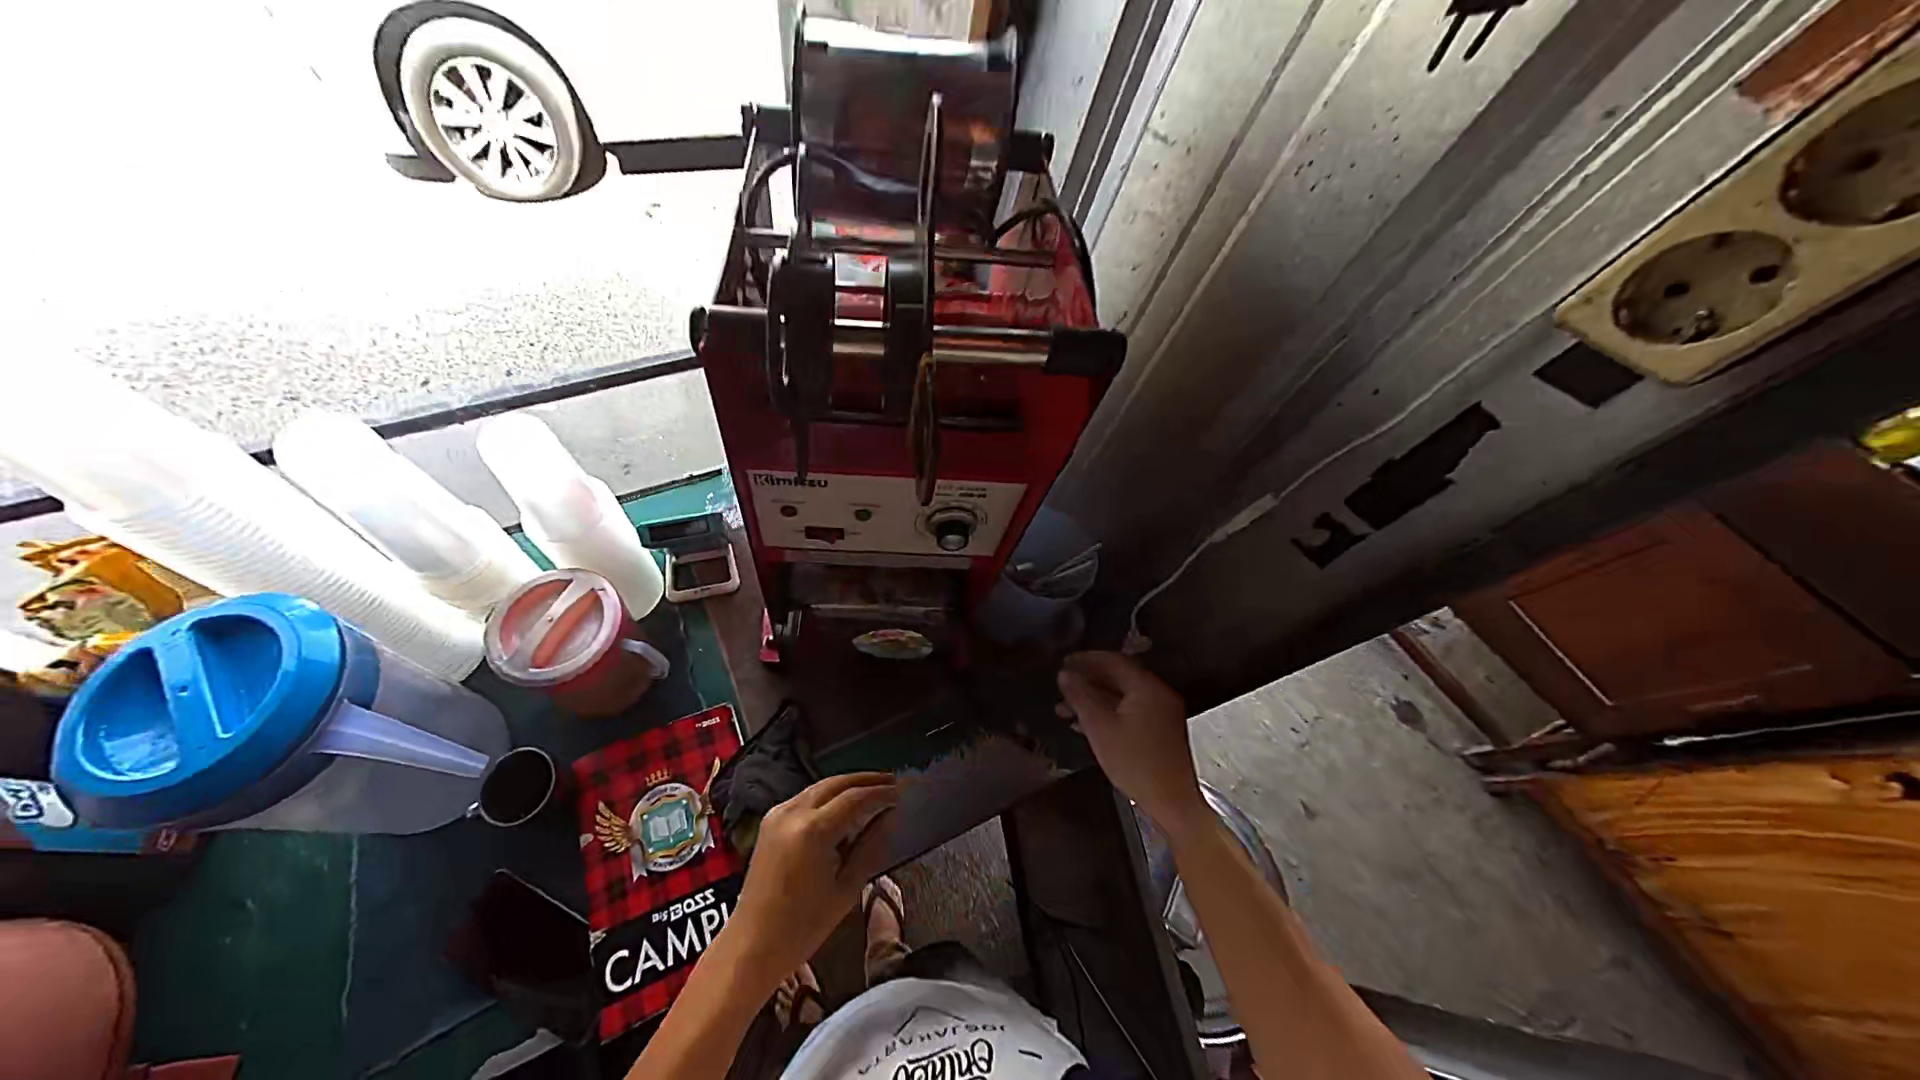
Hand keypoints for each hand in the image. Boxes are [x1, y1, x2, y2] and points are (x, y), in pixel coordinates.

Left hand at [726, 772, 897, 983]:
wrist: (752, 944)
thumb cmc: (803, 926)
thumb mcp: (847, 887)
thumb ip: (870, 846)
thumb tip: (888, 817)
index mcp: (813, 830)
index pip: (856, 798)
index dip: (882, 792)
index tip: (902, 792)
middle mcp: (793, 813)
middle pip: (837, 783)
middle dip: (866, 780)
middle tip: (892, 782)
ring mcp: (778, 814)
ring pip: (820, 786)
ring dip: (847, 785)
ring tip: (873, 789)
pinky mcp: (770, 821)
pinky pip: (805, 797)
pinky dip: (828, 795)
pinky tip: (843, 805)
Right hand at [1057, 652, 1205, 832]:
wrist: (1171, 802)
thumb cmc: (1135, 763)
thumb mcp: (1100, 727)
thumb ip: (1080, 696)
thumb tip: (1065, 675)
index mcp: (1147, 687)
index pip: (1114, 661)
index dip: (1086, 659)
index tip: (1064, 662)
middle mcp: (1158, 694)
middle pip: (1119, 677)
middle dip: (1088, 679)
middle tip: (1063, 683)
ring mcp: (1162, 713)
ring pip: (1122, 696)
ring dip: (1095, 698)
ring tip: (1066, 707)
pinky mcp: (1160, 730)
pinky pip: (1130, 710)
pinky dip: (1107, 711)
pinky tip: (1087, 723)